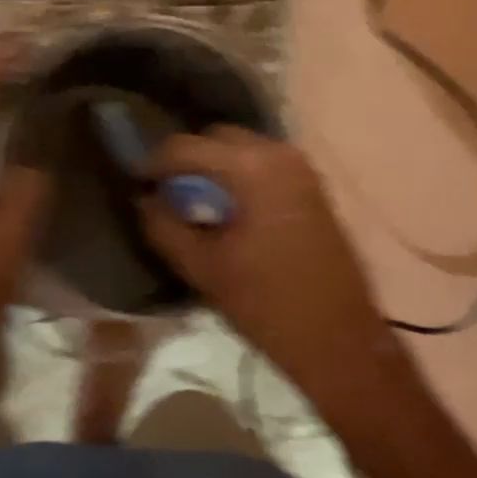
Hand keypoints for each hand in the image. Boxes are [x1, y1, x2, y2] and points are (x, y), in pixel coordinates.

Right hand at [138, 127, 384, 372]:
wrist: (341, 339)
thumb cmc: (269, 305)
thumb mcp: (205, 269)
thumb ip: (165, 227)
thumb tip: (145, 200)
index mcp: (252, 166)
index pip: (186, 146)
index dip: (154, 163)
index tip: (136, 185)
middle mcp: (279, 152)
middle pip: (217, 138)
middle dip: (187, 160)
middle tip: (165, 194)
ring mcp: (301, 166)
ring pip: (242, 149)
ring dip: (215, 168)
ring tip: (194, 204)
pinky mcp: (312, 185)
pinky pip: (264, 165)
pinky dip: (240, 177)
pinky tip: (228, 211)